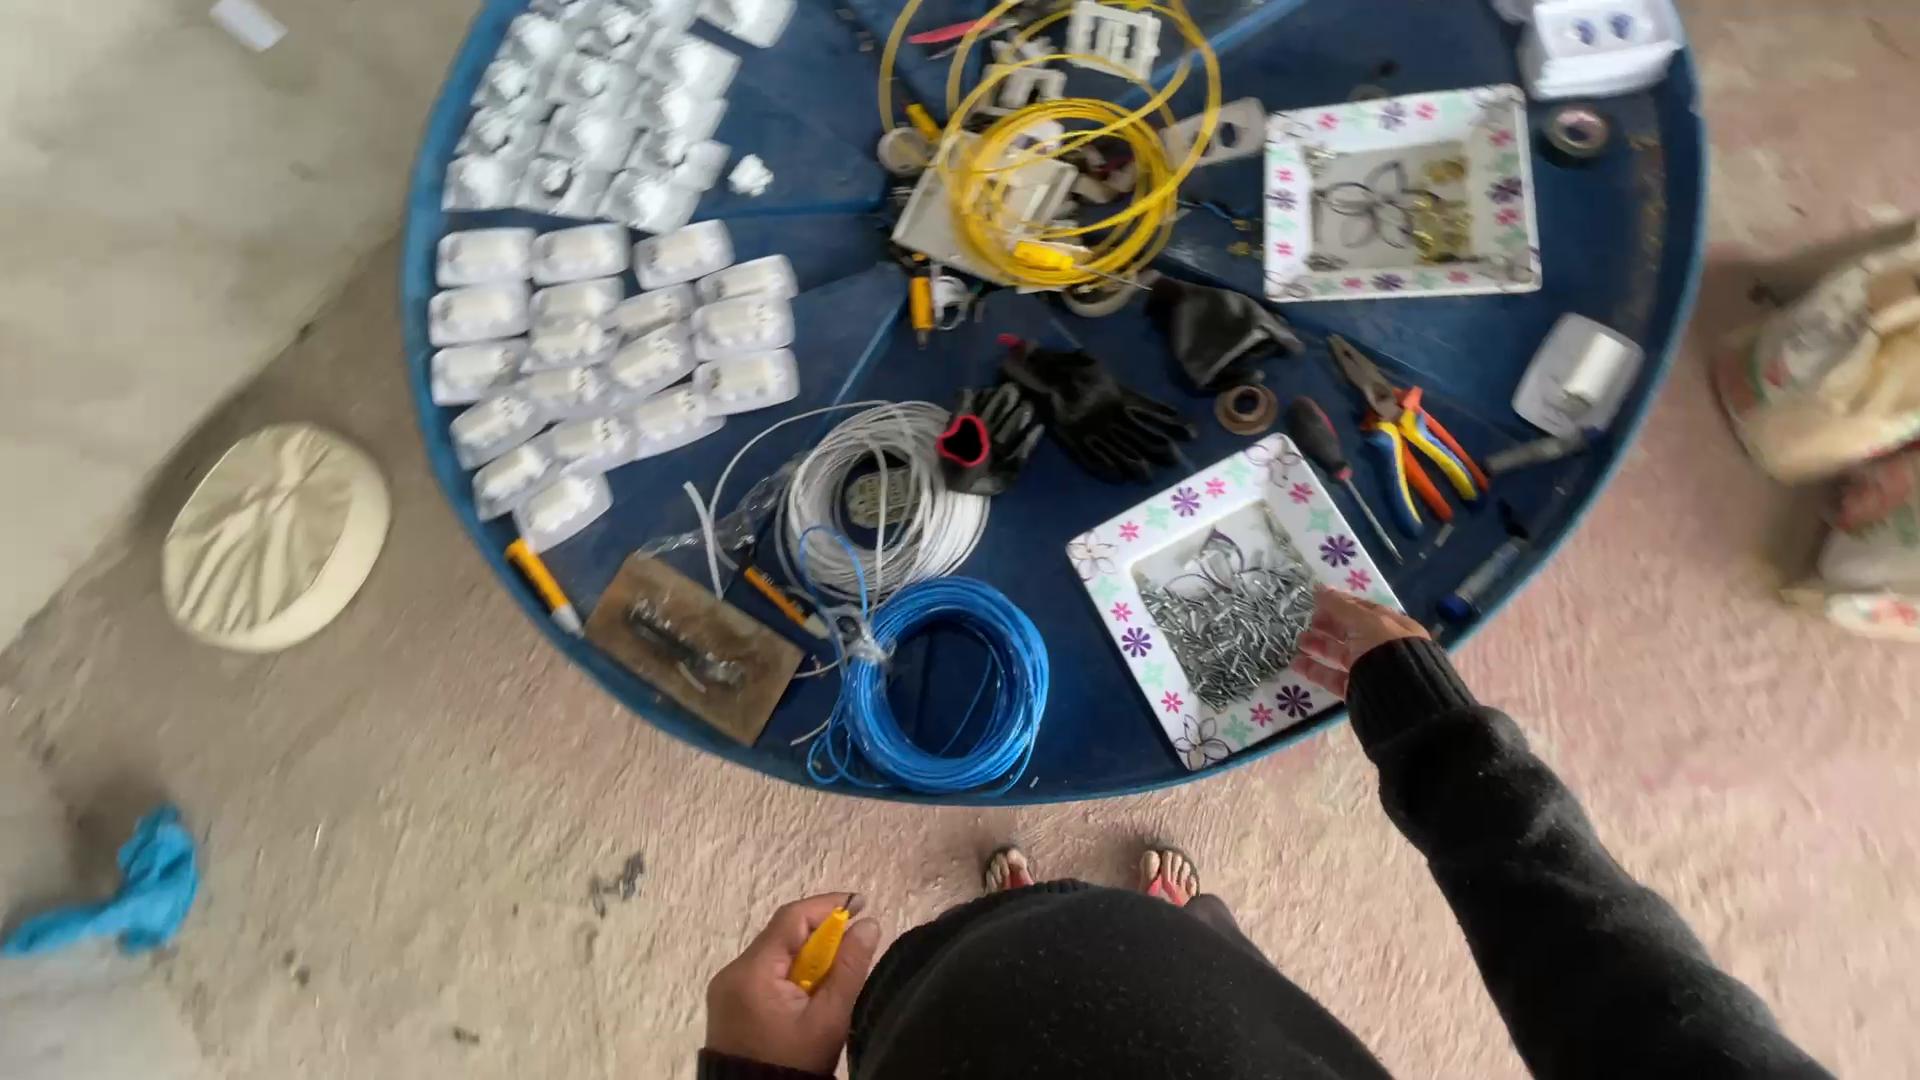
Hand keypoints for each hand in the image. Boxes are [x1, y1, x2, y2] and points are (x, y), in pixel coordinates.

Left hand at [706, 893, 882, 1074]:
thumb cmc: (794, 1065)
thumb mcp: (829, 1019)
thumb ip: (849, 967)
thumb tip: (869, 923)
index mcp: (752, 972)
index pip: (792, 918)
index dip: (828, 906)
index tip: (860, 904)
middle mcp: (732, 972)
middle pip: (782, 933)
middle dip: (820, 930)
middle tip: (854, 937)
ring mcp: (727, 988)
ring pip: (775, 951)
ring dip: (808, 951)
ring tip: (837, 965)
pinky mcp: (729, 1004)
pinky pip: (765, 970)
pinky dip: (792, 968)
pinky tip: (812, 985)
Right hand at [1295, 585, 1428, 698]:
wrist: (1401, 694)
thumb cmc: (1386, 647)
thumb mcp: (1364, 620)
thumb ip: (1339, 605)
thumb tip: (1318, 588)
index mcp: (1391, 627)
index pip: (1364, 610)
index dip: (1341, 603)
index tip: (1318, 601)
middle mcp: (1381, 647)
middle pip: (1349, 632)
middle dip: (1327, 625)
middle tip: (1308, 622)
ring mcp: (1369, 669)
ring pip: (1339, 654)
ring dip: (1318, 646)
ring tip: (1299, 641)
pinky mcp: (1356, 689)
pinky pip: (1332, 678)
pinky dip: (1314, 670)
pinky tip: (1296, 663)